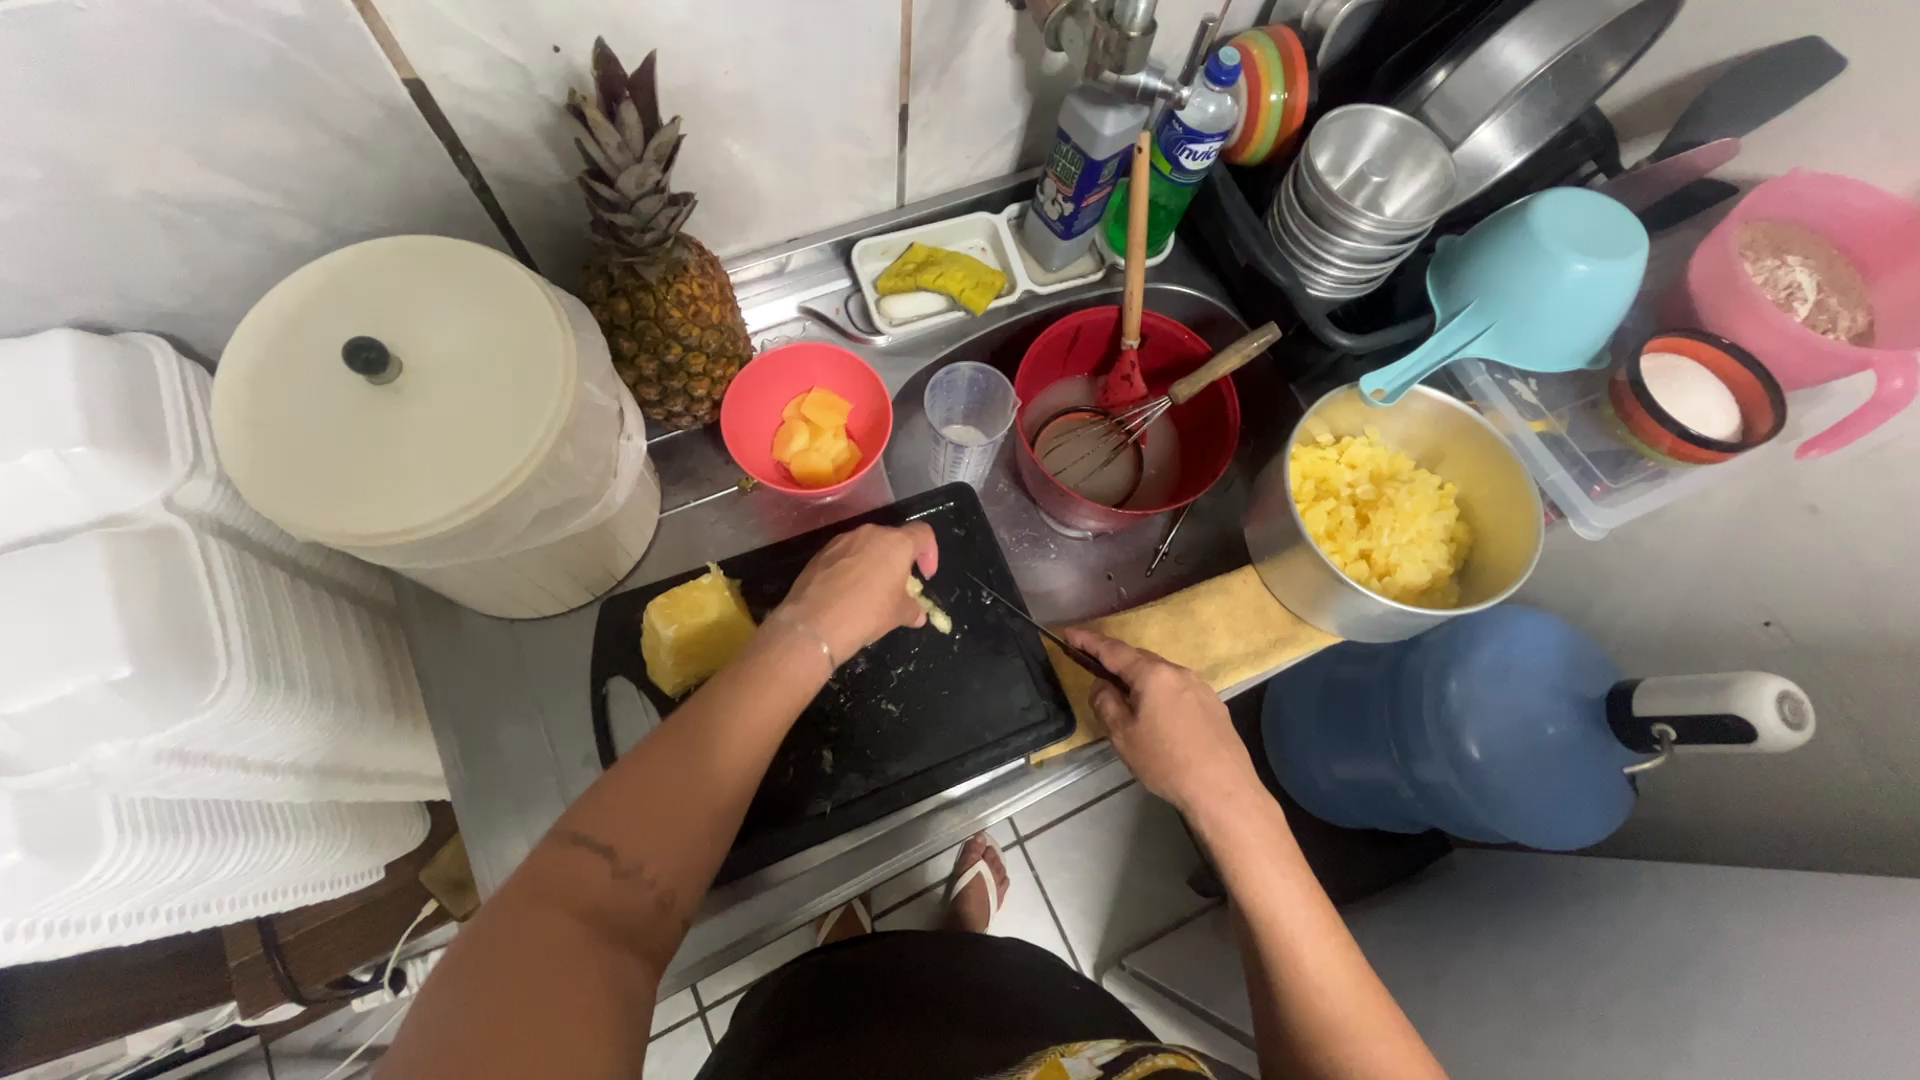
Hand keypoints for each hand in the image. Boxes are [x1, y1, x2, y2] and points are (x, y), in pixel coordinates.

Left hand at [776, 524, 938, 662]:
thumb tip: (917, 614)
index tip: (925, 577)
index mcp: (896, 543)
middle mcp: (870, 534)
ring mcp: (842, 541)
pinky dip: (851, 568)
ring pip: (867, 546)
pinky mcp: (821, 552)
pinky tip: (846, 592)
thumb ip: (912, 609)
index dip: (930, 553)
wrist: (814, 623)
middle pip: (893, 539)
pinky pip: (845, 555)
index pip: (923, 534)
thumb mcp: (898, 615)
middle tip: (898, 586)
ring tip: (870, 591)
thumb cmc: (867, 613)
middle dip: (899, 561)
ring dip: (874, 563)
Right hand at [1063, 629, 1262, 816]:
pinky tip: (1158, 716)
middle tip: (1094, 669)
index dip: (1088, 641)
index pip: (1113, 650)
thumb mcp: (1123, 736)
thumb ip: (1105, 703)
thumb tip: (1102, 685)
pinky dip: (1160, 693)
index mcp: (1152, 675)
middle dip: (1115, 661)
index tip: (1069, 633)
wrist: (1223, 789)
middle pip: (1139, 659)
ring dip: (1139, 679)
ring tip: (1125, 698)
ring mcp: (1200, 687)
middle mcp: (1178, 672)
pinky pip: (1177, 689)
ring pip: (1160, 674)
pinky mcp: (1213, 704)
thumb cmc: (1166, 762)